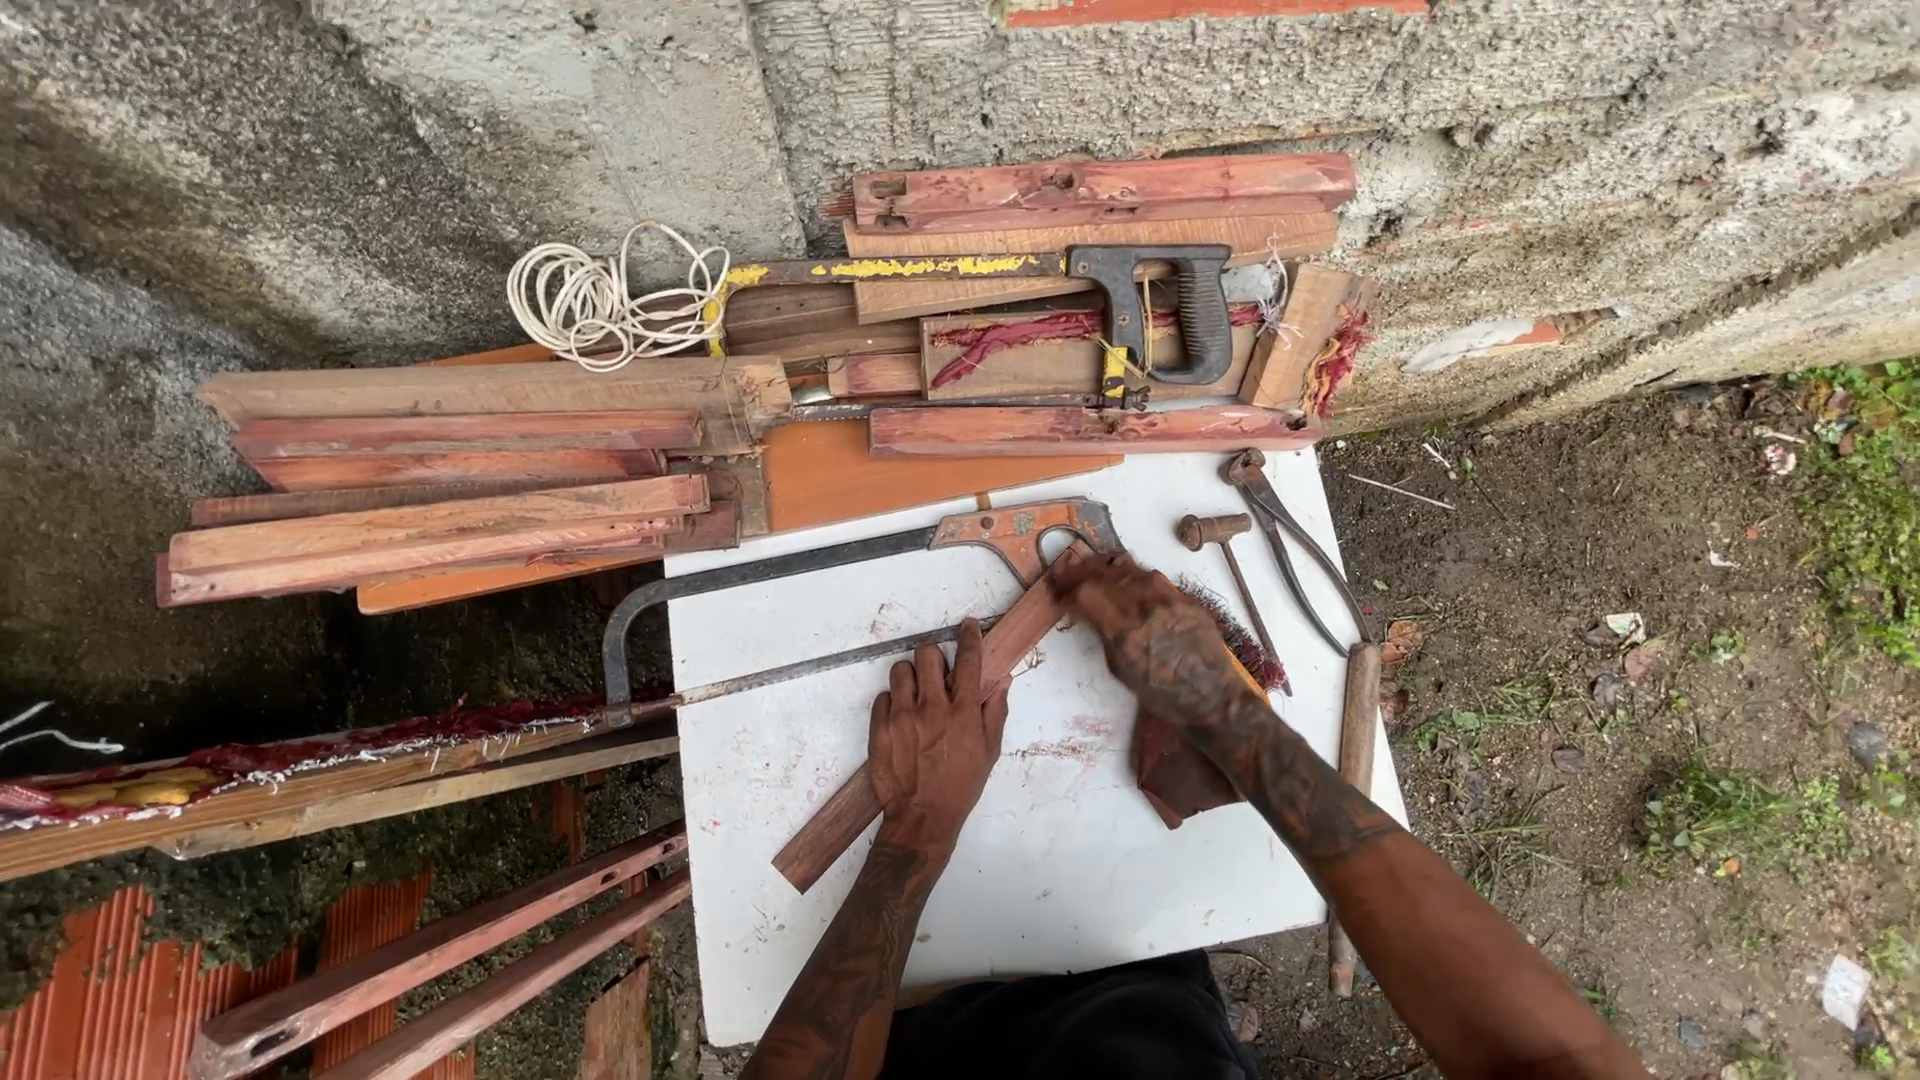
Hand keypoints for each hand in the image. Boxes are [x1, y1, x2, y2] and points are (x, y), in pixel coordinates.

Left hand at [868, 618, 1010, 856]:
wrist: (922, 818)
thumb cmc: (961, 786)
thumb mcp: (989, 752)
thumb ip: (996, 712)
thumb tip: (1003, 680)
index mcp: (963, 713)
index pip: (968, 660)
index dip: (969, 637)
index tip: (968, 626)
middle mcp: (931, 708)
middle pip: (927, 653)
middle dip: (934, 658)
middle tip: (937, 674)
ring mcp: (901, 717)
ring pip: (900, 670)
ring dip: (911, 677)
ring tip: (916, 696)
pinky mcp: (878, 728)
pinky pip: (883, 697)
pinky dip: (892, 702)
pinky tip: (901, 719)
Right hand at [1051, 553, 1257, 725]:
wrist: (1210, 696)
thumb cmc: (1160, 693)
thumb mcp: (1119, 668)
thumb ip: (1103, 633)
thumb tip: (1088, 612)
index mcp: (1123, 628)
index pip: (1085, 591)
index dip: (1068, 590)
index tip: (1062, 596)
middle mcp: (1144, 604)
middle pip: (1103, 573)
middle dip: (1082, 573)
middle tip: (1071, 576)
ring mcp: (1168, 596)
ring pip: (1128, 568)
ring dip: (1107, 570)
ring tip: (1098, 574)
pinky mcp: (1185, 597)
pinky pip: (1153, 578)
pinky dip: (1134, 578)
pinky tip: (1130, 586)